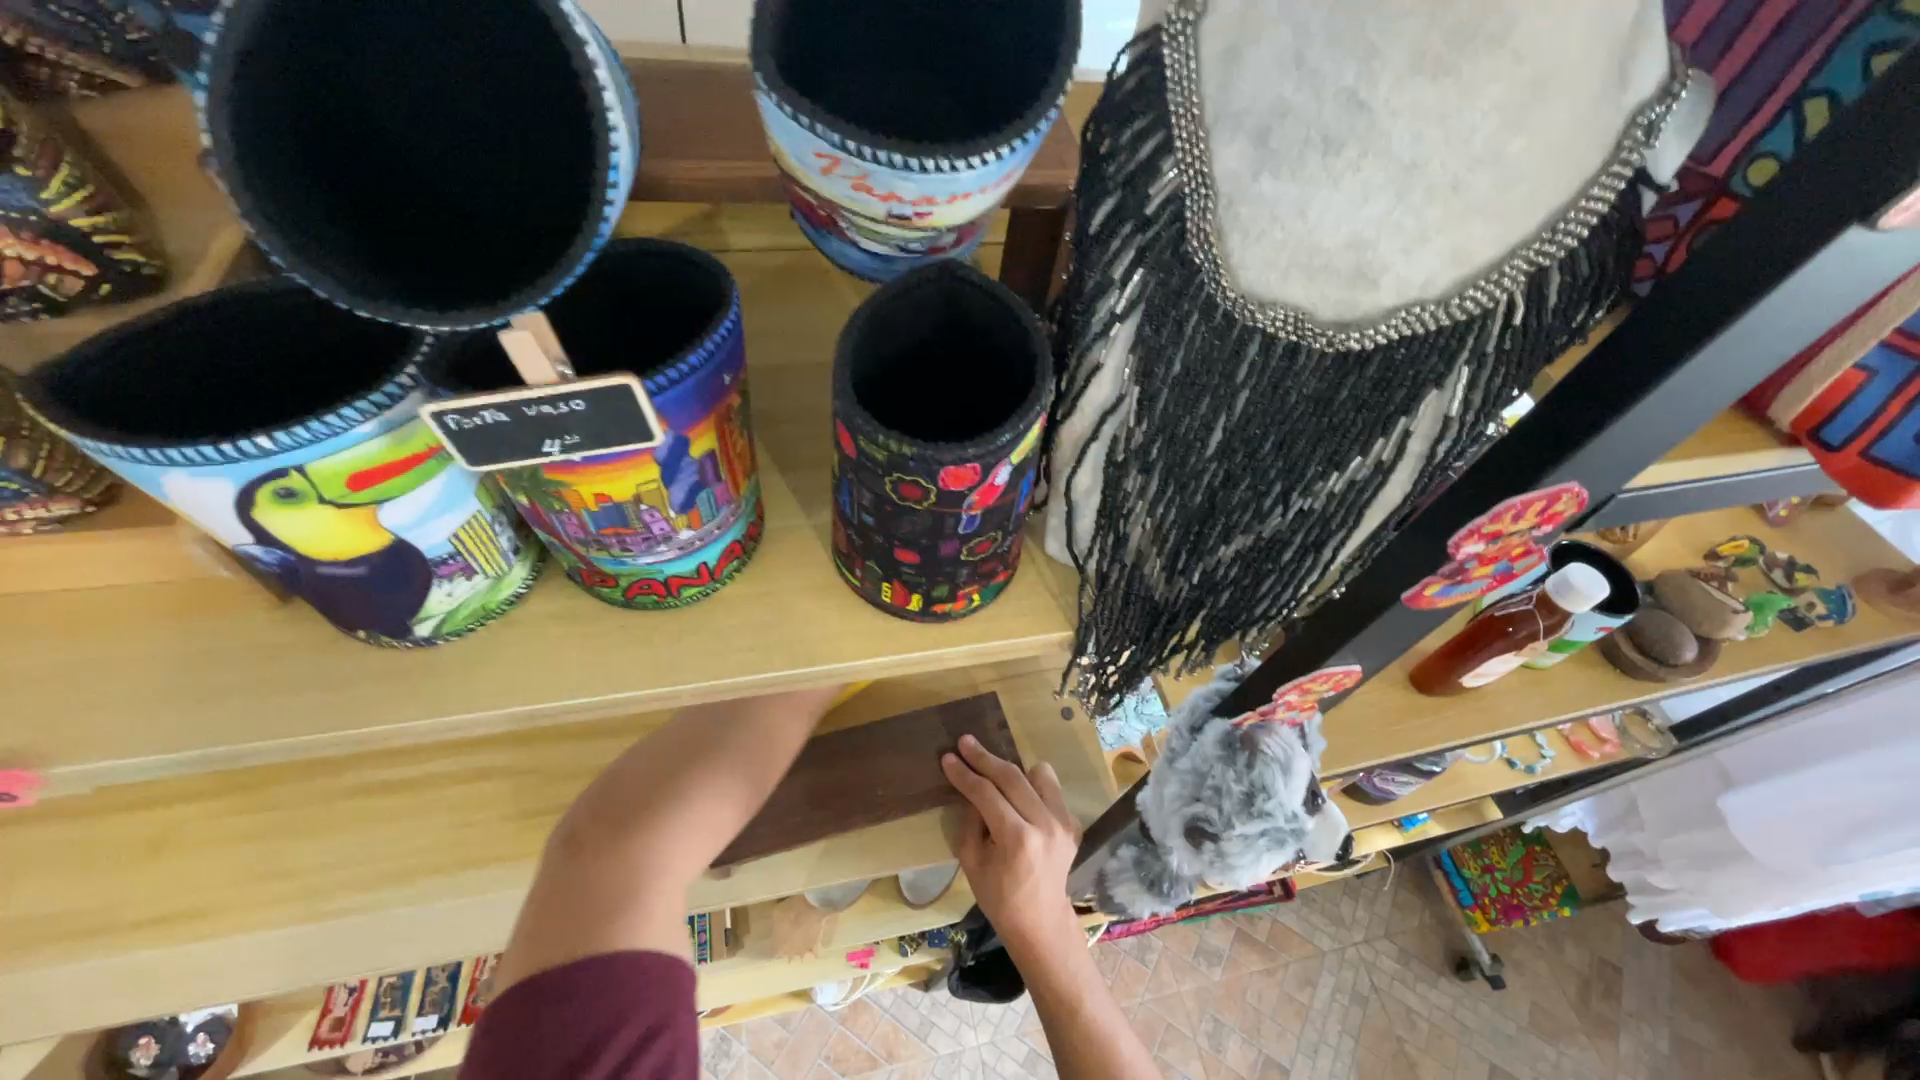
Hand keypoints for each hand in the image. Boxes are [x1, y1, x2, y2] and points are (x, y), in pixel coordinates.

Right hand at [941, 735, 1081, 959]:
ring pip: (1037, 774)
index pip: (986, 793)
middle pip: (1011, 777)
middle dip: (984, 757)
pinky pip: (1051, 789)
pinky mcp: (1072, 823)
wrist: (1040, 921)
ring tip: (994, 772)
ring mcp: (1063, 822)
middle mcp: (1045, 824)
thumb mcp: (972, 862)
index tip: (949, 758)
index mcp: (1017, 839)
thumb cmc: (999, 897)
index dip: (965, 774)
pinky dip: (1033, 786)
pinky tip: (1018, 797)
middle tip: (966, 742)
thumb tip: (971, 788)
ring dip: (1013, 770)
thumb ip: (970, 821)